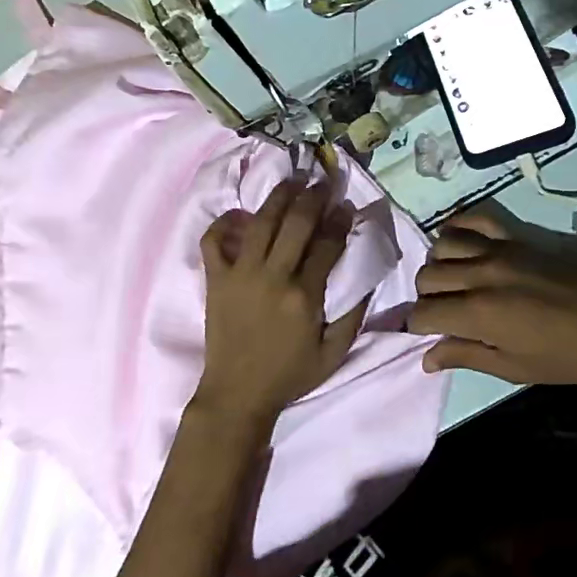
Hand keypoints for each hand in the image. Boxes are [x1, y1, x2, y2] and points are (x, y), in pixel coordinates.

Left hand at [194, 179, 363, 424]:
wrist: (237, 394)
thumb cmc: (289, 373)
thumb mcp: (334, 352)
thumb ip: (353, 313)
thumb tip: (364, 276)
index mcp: (304, 295)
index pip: (326, 243)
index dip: (339, 220)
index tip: (346, 206)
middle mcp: (272, 277)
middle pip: (296, 223)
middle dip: (313, 196)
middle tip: (322, 182)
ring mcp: (240, 275)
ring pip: (260, 223)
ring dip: (278, 197)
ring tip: (291, 181)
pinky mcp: (215, 280)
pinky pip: (212, 242)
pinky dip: (223, 224)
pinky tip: (238, 214)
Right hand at [408, 212, 576, 384]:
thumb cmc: (565, 356)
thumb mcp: (513, 368)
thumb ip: (465, 356)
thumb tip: (426, 357)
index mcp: (479, 314)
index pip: (423, 313)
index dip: (416, 326)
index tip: (424, 334)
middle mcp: (480, 275)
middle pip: (427, 276)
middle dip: (425, 297)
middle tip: (442, 312)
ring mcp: (498, 250)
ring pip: (442, 244)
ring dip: (438, 264)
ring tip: (452, 281)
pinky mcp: (515, 236)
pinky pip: (475, 218)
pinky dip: (458, 226)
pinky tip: (458, 242)